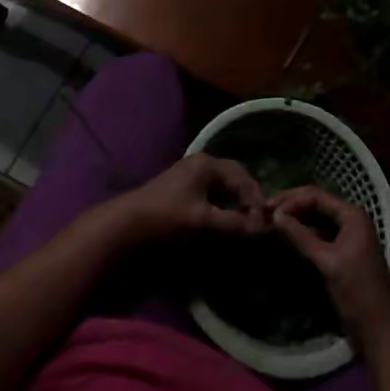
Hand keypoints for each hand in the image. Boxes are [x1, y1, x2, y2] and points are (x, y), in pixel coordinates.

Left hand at [110, 154, 267, 244]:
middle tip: (255, 219)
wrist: (126, 223)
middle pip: (233, 177)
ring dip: (233, 202)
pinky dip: (221, 203)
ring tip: (241, 222)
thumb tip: (260, 228)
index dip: (254, 197)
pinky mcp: (182, 187)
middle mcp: (201, 162)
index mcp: (208, 164)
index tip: (263, 219)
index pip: (242, 176)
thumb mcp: (203, 220)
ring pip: (221, 185)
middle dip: (246, 197)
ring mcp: (190, 173)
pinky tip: (223, 220)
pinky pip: (210, 191)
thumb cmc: (167, 216)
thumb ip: (233, 223)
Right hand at [269, 187, 389, 345]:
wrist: (378, 329)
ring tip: (271, 222)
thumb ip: (301, 237)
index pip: (316, 196)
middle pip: (316, 204)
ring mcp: (347, 236)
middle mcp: (350, 219)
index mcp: (352, 215)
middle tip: (265, 211)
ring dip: (296, 220)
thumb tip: (276, 216)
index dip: (291, 200)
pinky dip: (304, 235)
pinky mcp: (342, 252)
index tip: (267, 208)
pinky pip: (320, 235)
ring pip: (317, 220)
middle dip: (291, 206)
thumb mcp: (327, 262)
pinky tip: (287, 237)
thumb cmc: (356, 291)